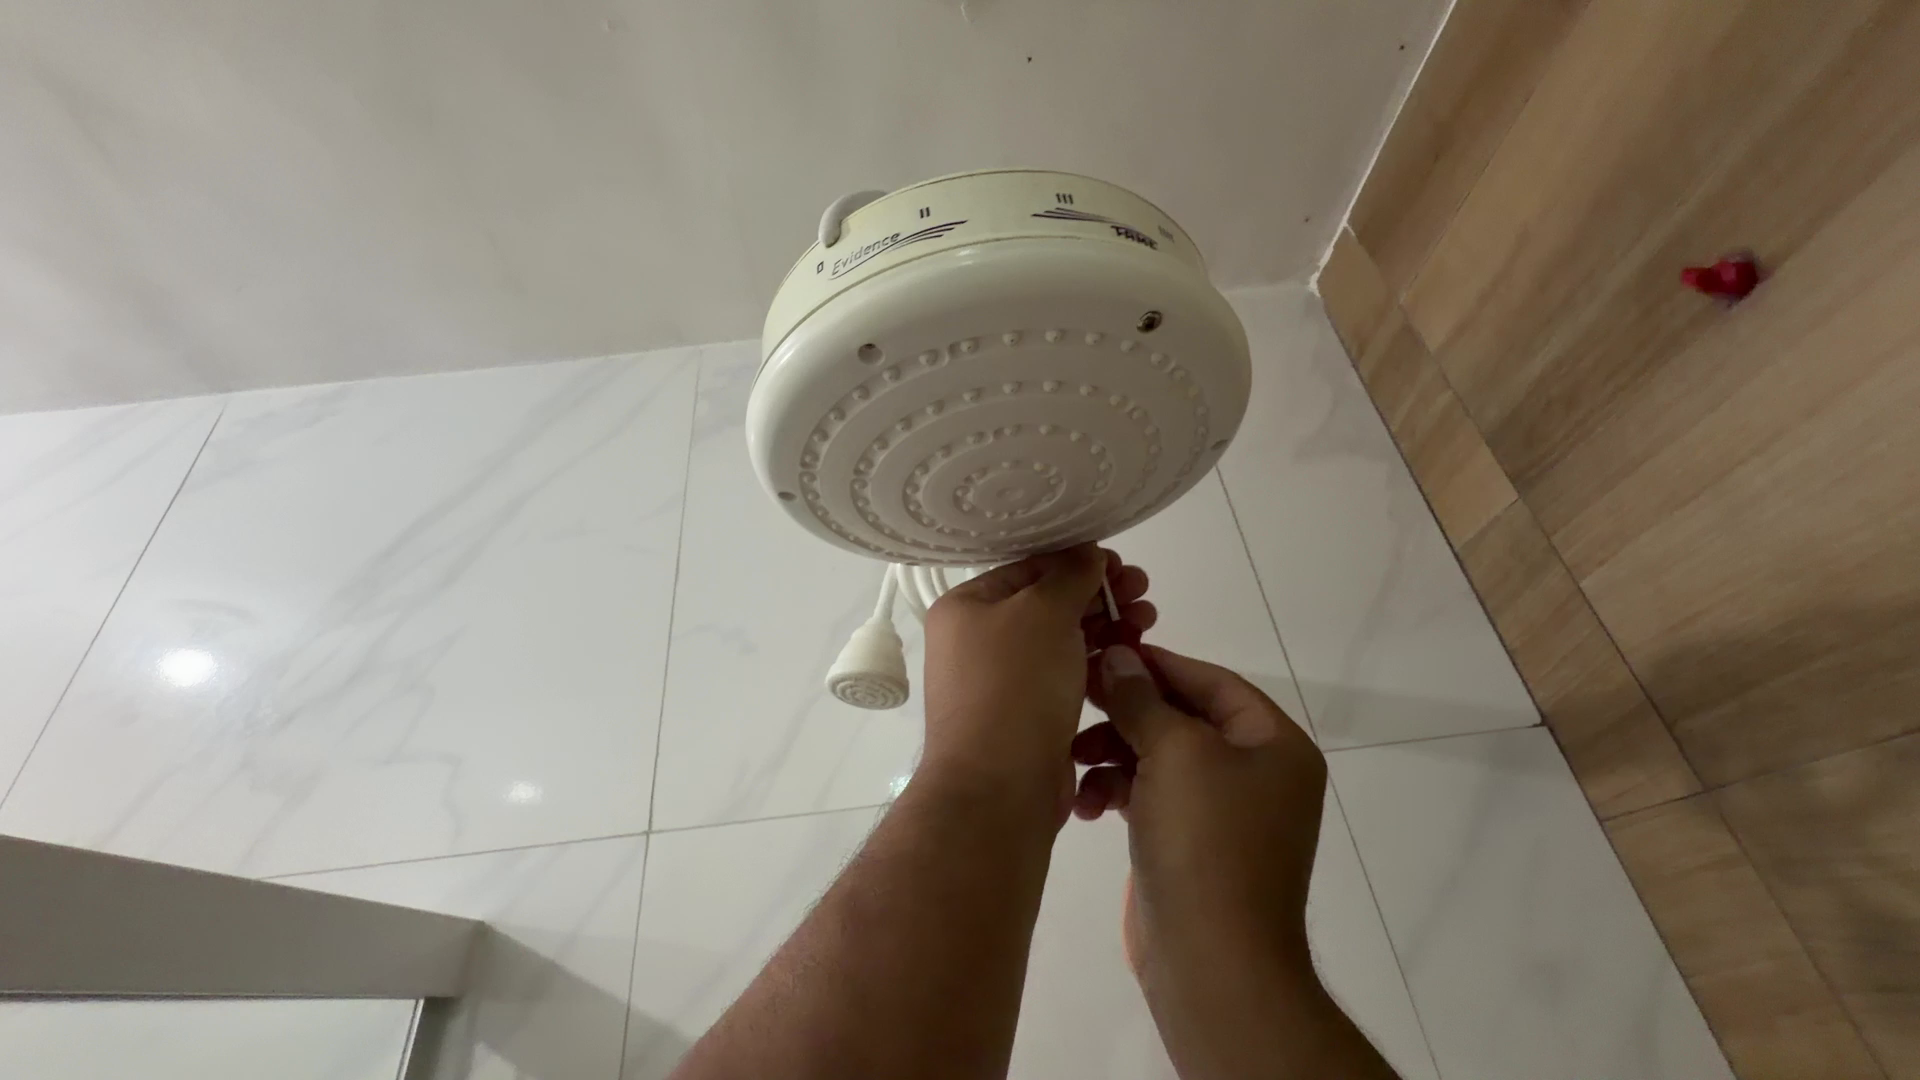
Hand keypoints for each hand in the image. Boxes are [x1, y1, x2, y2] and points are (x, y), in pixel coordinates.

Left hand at [920, 544, 1153, 807]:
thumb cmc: (1015, 686)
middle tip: (1143, 592)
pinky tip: (1130, 657)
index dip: (1076, 562)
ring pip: (1060, 641)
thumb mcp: (1043, 613)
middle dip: (1098, 596)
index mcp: (966, 607)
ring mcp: (1001, 682)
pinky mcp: (1027, 716)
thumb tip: (1085, 551)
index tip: (1121, 566)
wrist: (999, 789)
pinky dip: (1096, 664)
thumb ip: (1069, 575)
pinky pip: (1065, 676)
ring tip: (1147, 621)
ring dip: (1105, 627)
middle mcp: (977, 641)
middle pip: (1047, 604)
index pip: (1028, 569)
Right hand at [1073, 644, 1326, 975]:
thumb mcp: (1176, 753)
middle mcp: (1254, 772)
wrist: (1212, 961)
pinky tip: (1084, 805)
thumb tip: (1117, 655)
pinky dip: (1117, 792)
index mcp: (1273, 744)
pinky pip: (1150, 796)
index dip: (1157, 663)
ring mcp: (1221, 811)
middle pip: (1182, 718)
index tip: (1104, 652)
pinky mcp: (1188, 842)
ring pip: (1159, 757)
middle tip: (1076, 698)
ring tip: (1072, 759)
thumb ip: (1143, 699)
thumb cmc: (1206, 841)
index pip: (1212, 682)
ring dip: (1113, 753)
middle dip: (1127, 711)